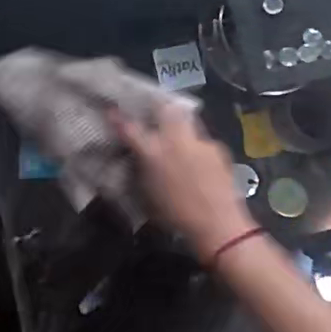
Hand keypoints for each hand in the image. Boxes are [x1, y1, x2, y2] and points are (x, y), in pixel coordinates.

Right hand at [112, 101, 255, 255]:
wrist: (219, 225)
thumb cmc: (175, 215)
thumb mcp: (147, 192)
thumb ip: (141, 168)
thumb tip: (138, 156)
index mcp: (153, 152)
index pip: (130, 127)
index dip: (118, 117)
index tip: (111, 110)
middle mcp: (176, 140)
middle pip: (166, 109)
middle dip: (158, 106)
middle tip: (153, 111)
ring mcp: (199, 142)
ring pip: (187, 120)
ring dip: (179, 124)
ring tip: (176, 138)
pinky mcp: (218, 149)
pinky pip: (201, 139)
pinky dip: (195, 145)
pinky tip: (196, 161)